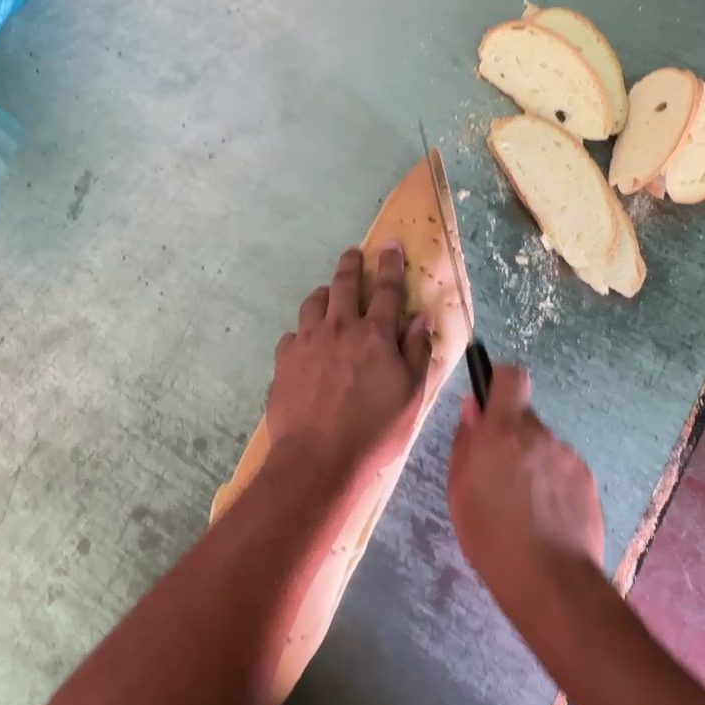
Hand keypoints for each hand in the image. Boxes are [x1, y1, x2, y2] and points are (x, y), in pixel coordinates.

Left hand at [265, 244, 434, 490]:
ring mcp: (308, 342)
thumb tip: (420, 319)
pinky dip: (303, 333)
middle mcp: (340, 329)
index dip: (391, 266)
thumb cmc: (374, 432)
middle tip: (354, 254)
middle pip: (345, 285)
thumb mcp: (411, 396)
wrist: (318, 459)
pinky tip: (306, 345)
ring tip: (329, 296)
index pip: (387, 290)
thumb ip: (416, 353)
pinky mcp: (284, 360)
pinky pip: (293, 335)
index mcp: (376, 335)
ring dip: (325, 294)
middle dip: (352, 264)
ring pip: (314, 303)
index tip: (390, 246)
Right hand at [448, 367, 605, 608]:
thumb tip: (474, 409)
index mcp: (504, 431)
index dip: (500, 382)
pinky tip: (545, 518)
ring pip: (544, 448)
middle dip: (511, 439)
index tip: (489, 403)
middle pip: (524, 420)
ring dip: (532, 465)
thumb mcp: (459, 489)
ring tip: (522, 507)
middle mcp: (540, 435)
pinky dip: (552, 486)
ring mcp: (569, 458)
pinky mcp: (588, 481)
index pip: (511, 377)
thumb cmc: (490, 535)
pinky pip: (563, 471)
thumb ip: (466, 442)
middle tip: (498, 477)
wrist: (548, 579)